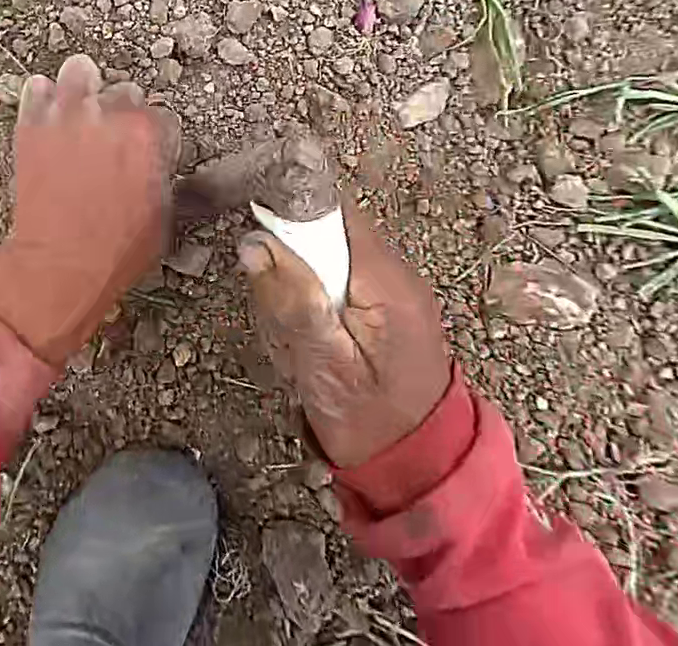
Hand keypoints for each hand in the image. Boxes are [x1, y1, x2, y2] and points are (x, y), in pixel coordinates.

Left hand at [0, 55, 176, 364]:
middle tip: (115, 130)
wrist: (60, 265)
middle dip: (123, 108)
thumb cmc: (117, 249)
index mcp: (149, 136)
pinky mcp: (33, 128)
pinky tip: (47, 100)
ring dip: (84, 82)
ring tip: (82, 97)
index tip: (150, 146)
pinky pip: (36, 91)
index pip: (163, 115)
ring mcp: (69, 118)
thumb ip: (162, 175)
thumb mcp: (161, 215)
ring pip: (80, 72)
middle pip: (125, 90)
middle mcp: (112, 117)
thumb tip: (159, 164)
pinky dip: (42, 93)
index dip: (158, 132)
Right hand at [238, 202, 451, 466]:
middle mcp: (398, 272)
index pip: (335, 212)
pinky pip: (345, 284)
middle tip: (283, 323)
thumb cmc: (371, 423)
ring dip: (305, 292)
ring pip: (333, 261)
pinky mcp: (392, 305)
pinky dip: (322, 306)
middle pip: (330, 236)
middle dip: (296, 267)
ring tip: (300, 344)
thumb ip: (292, 303)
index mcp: (385, 280)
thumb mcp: (324, 367)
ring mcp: (398, 288)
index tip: (264, 251)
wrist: (422, 466)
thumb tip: (255, 243)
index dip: (294, 218)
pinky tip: (316, 347)